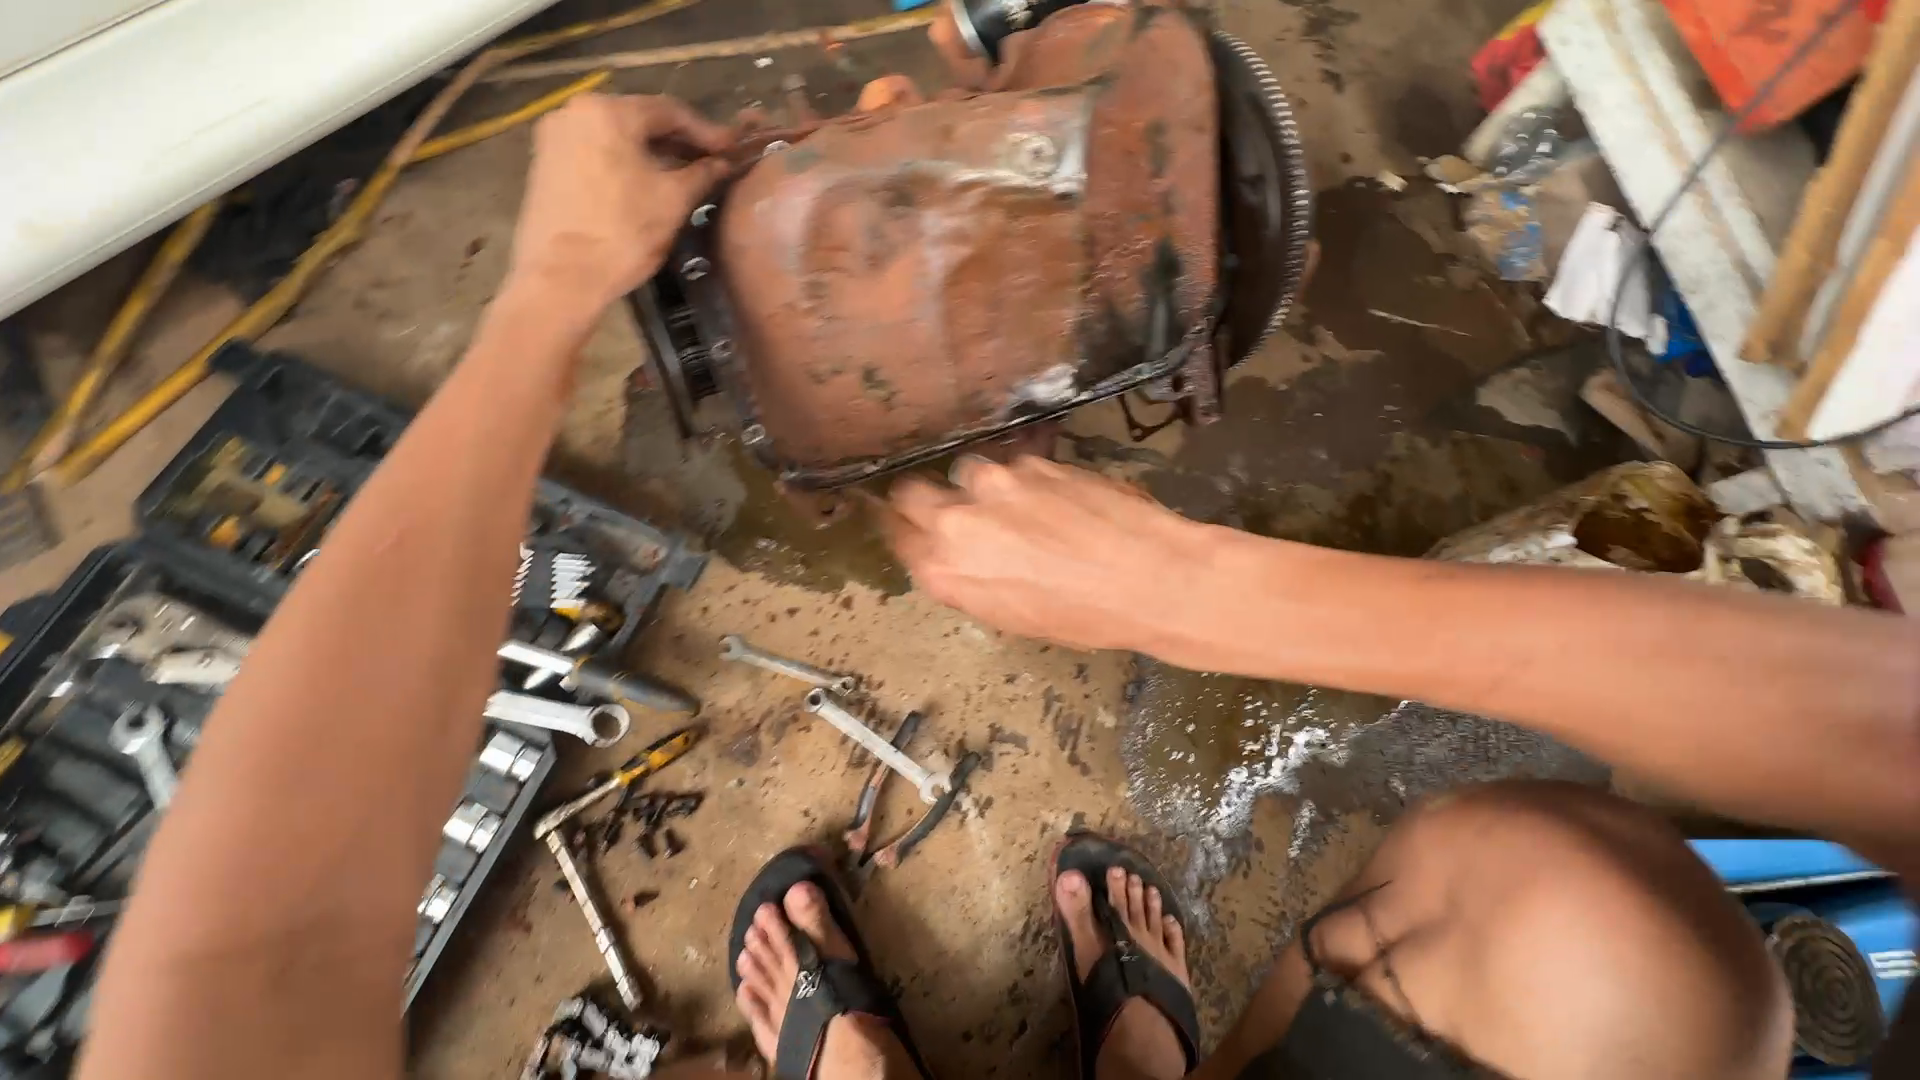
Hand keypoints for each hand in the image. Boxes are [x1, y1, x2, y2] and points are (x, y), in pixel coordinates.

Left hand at [506, 93, 730, 313]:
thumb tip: (722, 164)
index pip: (668, 110)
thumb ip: (701, 175)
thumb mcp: (673, 202)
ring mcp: (556, 137)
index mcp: (607, 112)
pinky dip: (627, 164)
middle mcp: (575, 112)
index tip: (732, 150)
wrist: (561, 277)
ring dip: (654, 154)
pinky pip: (598, 153)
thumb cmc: (622, 234)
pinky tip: (649, 186)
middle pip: (640, 120)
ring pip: (618, 138)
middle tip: (711, 163)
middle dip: (679, 142)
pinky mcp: (548, 164)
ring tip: (684, 177)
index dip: (706, 131)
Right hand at [880, 456, 1207, 651]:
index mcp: (945, 571)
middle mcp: (957, 521)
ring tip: (1017, 506)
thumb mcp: (1012, 617)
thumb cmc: (1083, 617)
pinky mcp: (1032, 461)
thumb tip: (960, 558)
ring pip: (966, 473)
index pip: (898, 537)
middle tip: (953, 510)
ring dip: (981, 487)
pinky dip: (1024, 480)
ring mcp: (994, 484)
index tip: (914, 529)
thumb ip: (969, 580)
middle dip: (925, 499)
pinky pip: (1012, 466)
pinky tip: (1056, 500)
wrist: (1149, 578)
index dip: (906, 531)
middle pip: (912, 493)